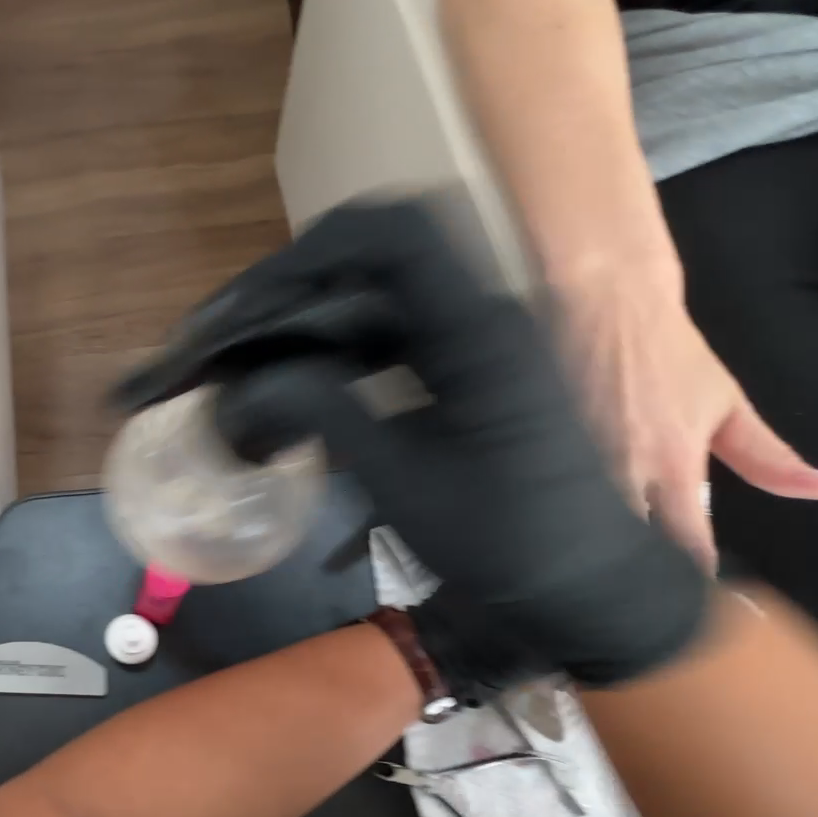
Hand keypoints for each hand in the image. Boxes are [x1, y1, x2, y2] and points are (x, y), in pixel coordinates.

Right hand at [120, 201, 712, 686]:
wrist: (584, 579)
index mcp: (478, 328)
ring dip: (311, 315)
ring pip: (378, 294)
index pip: (392, 237)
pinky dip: (337, 344)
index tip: (250, 300)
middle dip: (295, 286)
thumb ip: (328, 414)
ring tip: (249, 355)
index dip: (312, 251)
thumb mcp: (405, 481)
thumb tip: (244, 385)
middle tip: (233, 331)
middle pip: (375, 258)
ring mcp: (476, 337)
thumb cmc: (505, 540)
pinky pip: (392, 331)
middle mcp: (480, 313)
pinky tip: (298, 379)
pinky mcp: (468, 364)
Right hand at [556, 281, 817, 569]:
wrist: (606, 304)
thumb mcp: (726, 402)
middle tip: (629, 589)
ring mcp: (570, 459)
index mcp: (671, 464)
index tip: (687, 598)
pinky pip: (543, 494)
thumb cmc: (669, 353)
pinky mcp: (533, 446)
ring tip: (585, 567)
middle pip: (621, 543)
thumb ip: (769, 457)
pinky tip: (549, 525)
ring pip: (576, 524)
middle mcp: (620, 469)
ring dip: (585, 544)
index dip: (689, 575)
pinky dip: (551, 514)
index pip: (682, 541)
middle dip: (627, 570)